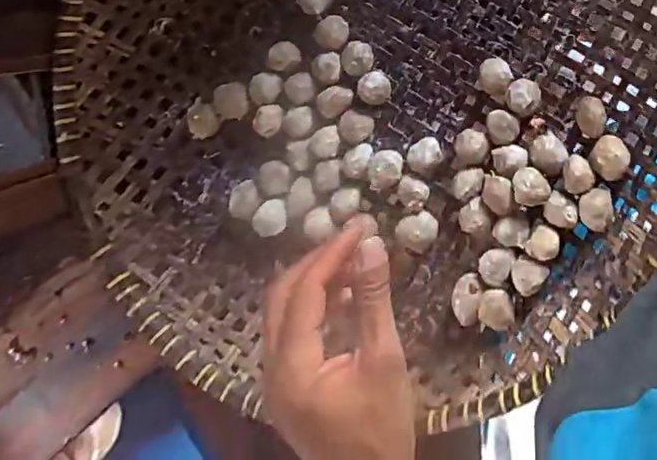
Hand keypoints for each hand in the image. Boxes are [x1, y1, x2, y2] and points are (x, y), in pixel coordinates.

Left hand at [262, 215, 414, 459]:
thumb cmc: (381, 429)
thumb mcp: (384, 360)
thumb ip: (373, 299)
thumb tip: (371, 244)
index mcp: (292, 368)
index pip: (305, 292)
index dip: (332, 254)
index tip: (360, 227)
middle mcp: (272, 371)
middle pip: (282, 296)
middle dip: (316, 261)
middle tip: (351, 239)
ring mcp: (275, 381)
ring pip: (282, 311)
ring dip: (314, 280)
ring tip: (352, 259)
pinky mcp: (287, 385)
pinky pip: (291, 330)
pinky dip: (314, 304)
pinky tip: (345, 294)